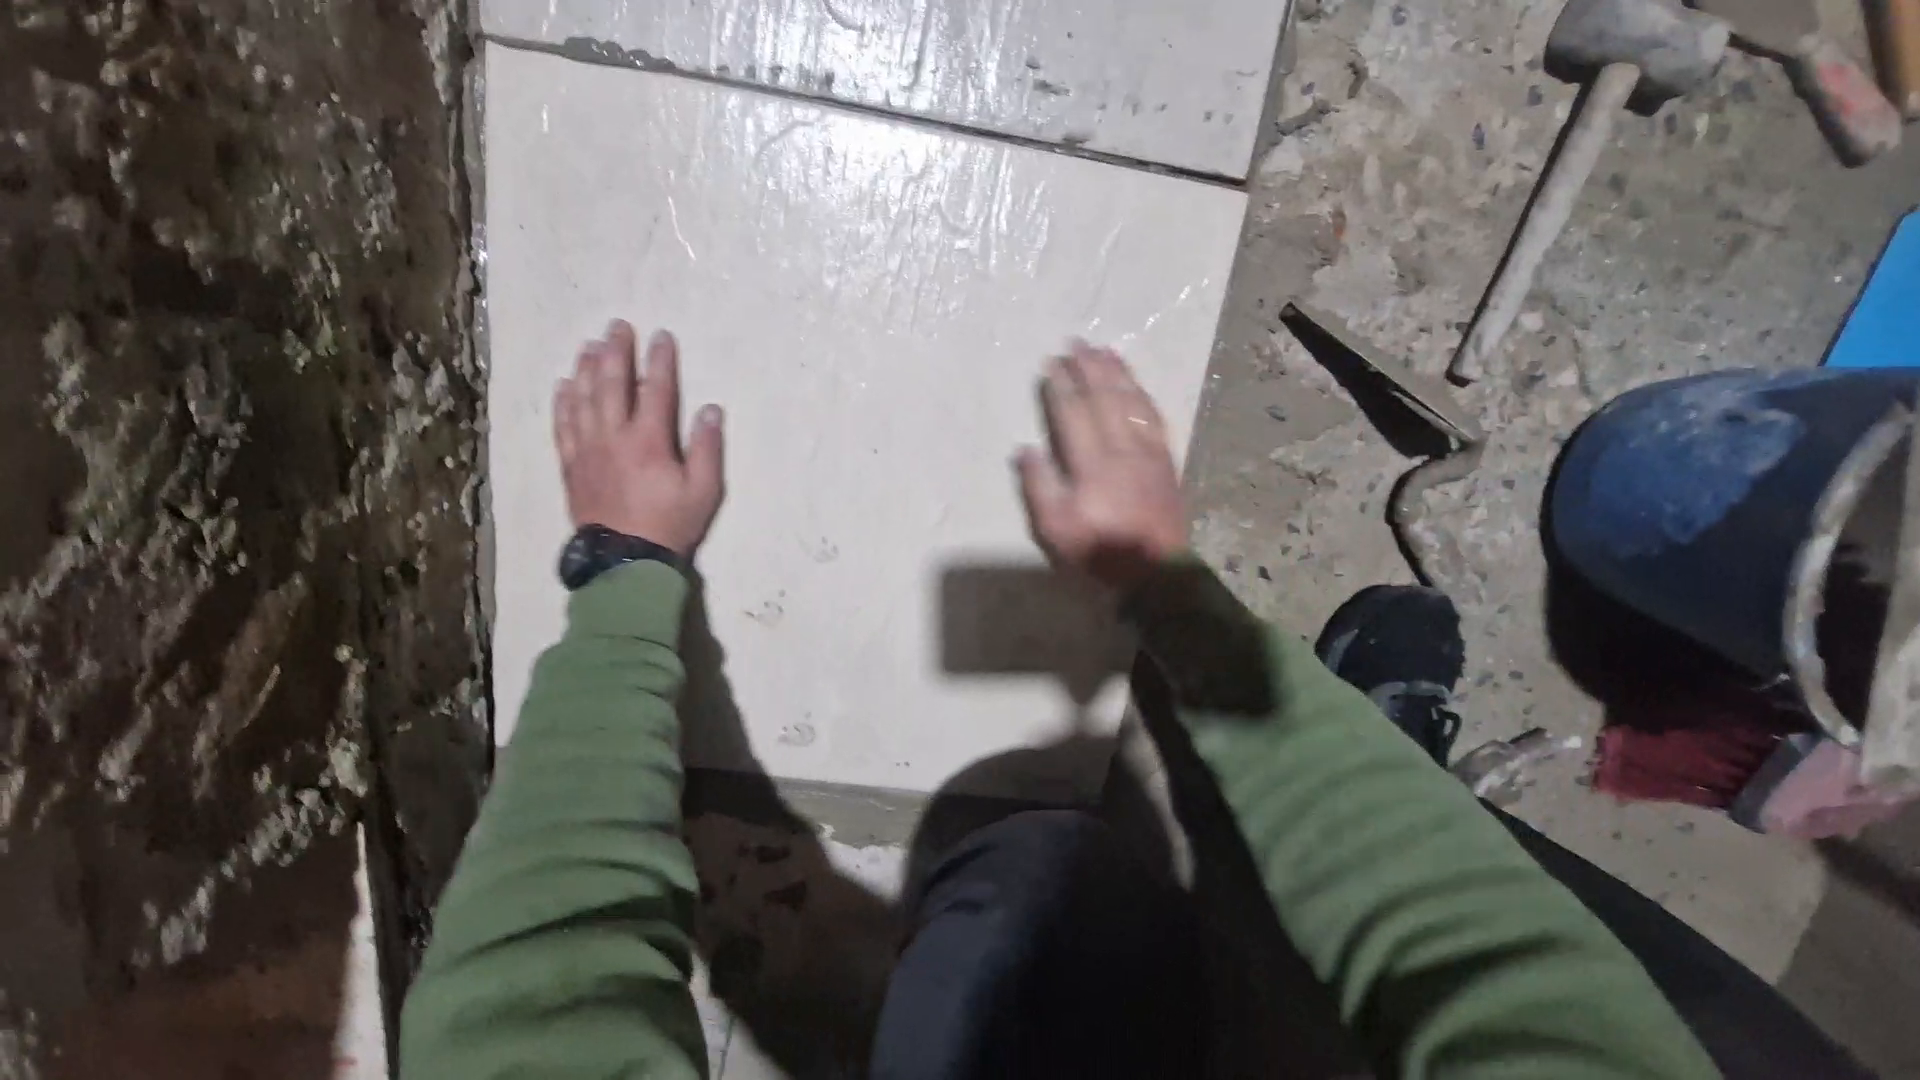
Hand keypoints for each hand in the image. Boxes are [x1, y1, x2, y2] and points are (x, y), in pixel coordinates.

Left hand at [554, 321, 724, 556]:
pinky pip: (563, 425)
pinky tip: (563, 385)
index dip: (660, 360)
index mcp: (649, 441)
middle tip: (617, 327)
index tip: (662, 336)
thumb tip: (710, 410)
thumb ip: (707, 448)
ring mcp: (588, 450)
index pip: (656, 390)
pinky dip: (562, 402)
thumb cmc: (671, 525)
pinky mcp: (572, 466)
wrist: (626, 561)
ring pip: (583, 399)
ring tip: (589, 345)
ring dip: (586, 369)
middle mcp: (614, 437)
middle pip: (612, 384)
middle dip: (616, 352)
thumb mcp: (704, 491)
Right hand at [1016, 341, 1188, 588]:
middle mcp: (1123, 450)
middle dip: (1089, 368)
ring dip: (1117, 373)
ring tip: (1105, 351)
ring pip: (1132, 402)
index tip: (1051, 364)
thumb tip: (1026, 449)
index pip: (1074, 414)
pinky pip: (1154, 417)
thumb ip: (1040, 487)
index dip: (1061, 387)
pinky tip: (1135, 385)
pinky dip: (1141, 395)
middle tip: (1077, 343)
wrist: (1155, 572)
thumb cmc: (1098, 552)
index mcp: (1093, 465)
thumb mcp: (1055, 529)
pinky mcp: (1165, 460)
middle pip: (1105, 399)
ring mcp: (1149, 452)